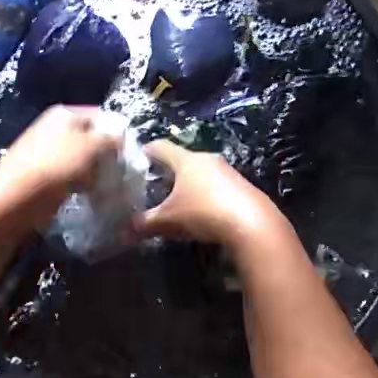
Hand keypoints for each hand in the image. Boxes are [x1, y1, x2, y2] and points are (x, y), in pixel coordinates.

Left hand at [0, 106, 121, 229]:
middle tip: (122, 175)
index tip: (132, 156)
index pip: (104, 117)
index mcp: (66, 114)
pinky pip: (73, 177)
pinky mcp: (44, 176)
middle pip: (94, 139)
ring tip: (108, 189)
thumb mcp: (91, 147)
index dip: (120, 134)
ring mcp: (48, 153)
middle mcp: (56, 129)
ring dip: (98, 174)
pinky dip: (83, 186)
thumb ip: (111, 138)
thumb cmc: (54, 168)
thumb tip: (121, 138)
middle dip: (110, 157)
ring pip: (85, 161)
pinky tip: (91, 198)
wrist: (10, 201)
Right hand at [132, 140, 291, 249]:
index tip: (134, 161)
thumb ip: (145, 223)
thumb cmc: (204, 212)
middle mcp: (207, 159)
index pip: (161, 146)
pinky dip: (206, 196)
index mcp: (187, 159)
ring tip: (176, 203)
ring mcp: (228, 172)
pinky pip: (217, 187)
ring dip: (189, 186)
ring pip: (201, 174)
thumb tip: (125, 231)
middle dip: (167, 173)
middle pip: (182, 160)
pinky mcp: (242, 187)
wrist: (253, 224)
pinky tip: (202, 214)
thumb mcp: (169, 220)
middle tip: (153, 187)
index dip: (146, 152)